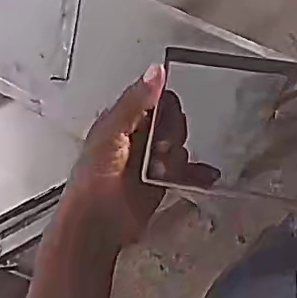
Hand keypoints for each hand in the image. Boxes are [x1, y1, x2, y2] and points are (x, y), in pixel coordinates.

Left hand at [61, 65, 220, 251]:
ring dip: (175, 157)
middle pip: (172, 121)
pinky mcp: (161, 181)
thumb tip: (155, 72)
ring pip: (179, 145)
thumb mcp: (112, 132)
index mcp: (122, 119)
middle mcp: (137, 136)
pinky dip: (196, 172)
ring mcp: (150, 159)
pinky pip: (186, 170)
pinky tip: (204, 175)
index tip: (162, 120)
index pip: (155, 98)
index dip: (164, 106)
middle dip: (171, 134)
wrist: (95, 224)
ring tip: (160, 170)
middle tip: (159, 148)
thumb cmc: (92, 179)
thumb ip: (135, 102)